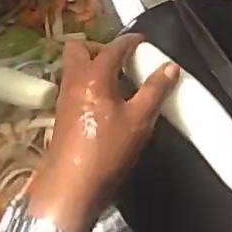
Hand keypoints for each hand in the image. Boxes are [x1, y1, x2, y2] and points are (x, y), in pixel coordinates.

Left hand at [26, 34, 179, 231]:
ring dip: (93, 65)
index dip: (131, 41)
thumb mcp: (138, 121)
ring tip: (118, 81)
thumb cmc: (105, 152)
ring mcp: (64, 96)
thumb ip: (155, 91)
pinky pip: (74, 84)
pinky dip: (88, 83)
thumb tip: (170, 67)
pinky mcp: (62, 113)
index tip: (143, 42)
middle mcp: (75, 79)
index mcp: (94, 75)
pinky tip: (107, 103)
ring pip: (75, 66)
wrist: (69, 190)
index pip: (114, 47)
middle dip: (101, 47)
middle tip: (122, 61)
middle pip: (80, 48)